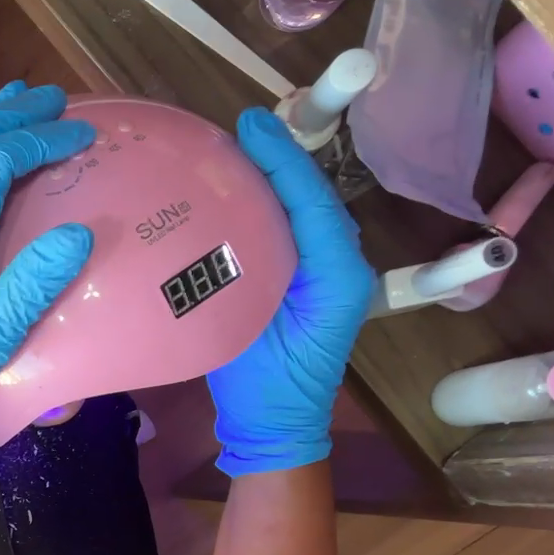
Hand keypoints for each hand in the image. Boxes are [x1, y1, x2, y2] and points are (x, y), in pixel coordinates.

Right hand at [207, 108, 375, 475]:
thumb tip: (215, 230)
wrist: (275, 428)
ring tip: (233, 154)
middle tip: (238, 130)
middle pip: (310, 199)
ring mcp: (321, 275)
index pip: (311, 203)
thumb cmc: (264, 390)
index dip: (281, 162)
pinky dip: (262, 211)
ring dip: (270, 181)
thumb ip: (244, 282)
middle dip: (280, 160)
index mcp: (336, 275)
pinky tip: (231, 199)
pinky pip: (285, 236)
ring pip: (299, 214)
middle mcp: (338, 265)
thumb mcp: (249, 335)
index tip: (249, 127)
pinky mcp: (299, 284)